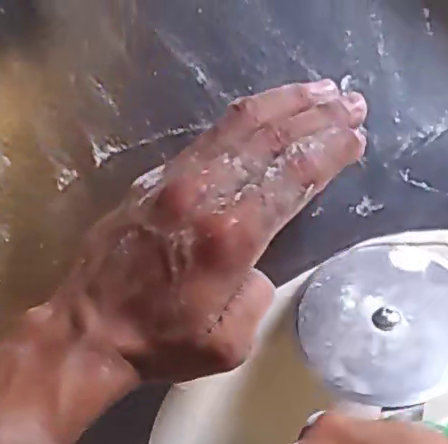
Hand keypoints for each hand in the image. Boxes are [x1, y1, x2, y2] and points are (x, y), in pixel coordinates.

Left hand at [55, 80, 368, 383]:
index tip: (355, 138)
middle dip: (318, 117)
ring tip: (320, 94)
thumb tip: (258, 267)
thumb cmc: (160, 344)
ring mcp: (175, 182)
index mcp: (229, 239)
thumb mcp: (227, 345)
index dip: (329, 152)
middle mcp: (204, 196)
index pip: (291, 177)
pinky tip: (264, 113)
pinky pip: (208, 136)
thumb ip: (256, 300)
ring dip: (285, 104)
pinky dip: (244, 118)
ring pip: (239, 126)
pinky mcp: (154, 181)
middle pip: (270, 139)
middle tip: (352, 103)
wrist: (92, 329)